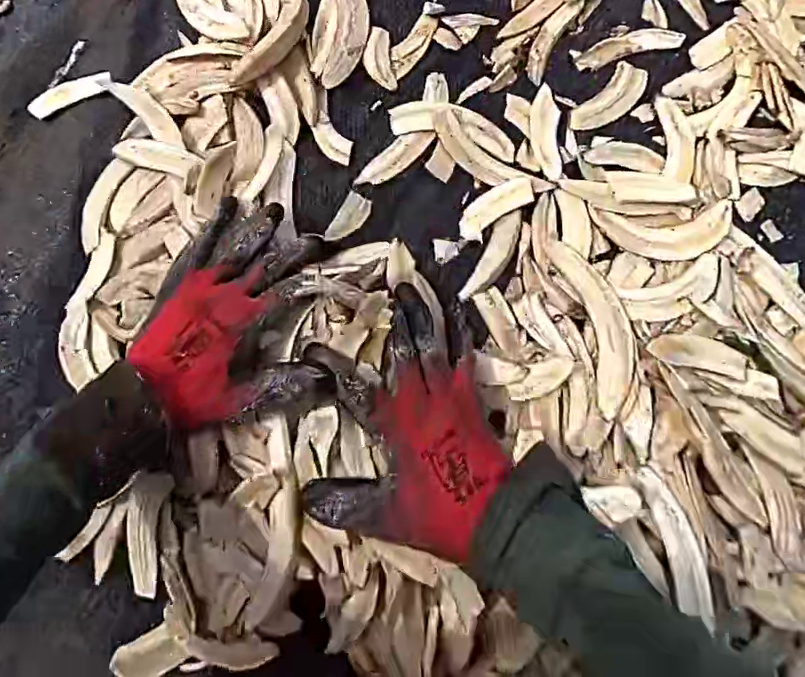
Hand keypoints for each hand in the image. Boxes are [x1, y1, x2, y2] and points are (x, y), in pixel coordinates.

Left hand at [126, 198, 331, 428]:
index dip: (306, 277)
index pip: (284, 291)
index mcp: (243, 319)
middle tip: (311, 238)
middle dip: (289, 251)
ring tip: (274, 211)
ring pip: (234, 247)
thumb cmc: (193, 393)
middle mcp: (225, 294)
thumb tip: (322, 376)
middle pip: (264, 265)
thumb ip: (281, 382)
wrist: (145, 388)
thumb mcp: (240, 396)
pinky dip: (215, 225)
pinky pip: (200, 245)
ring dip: (256, 229)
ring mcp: (201, 281)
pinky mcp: (181, 278)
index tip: (324, 270)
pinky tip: (227, 208)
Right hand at [301, 284, 510, 564]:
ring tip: (408, 287)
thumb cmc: (441, 513)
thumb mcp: (387, 515)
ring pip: (432, 341)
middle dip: (388, 320)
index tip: (311, 349)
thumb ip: (345, 502)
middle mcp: (418, 398)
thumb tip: (305, 497)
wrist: (499, 518)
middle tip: (379, 294)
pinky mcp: (471, 394)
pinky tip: (454, 307)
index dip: (329, 364)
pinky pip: (464, 351)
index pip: (352, 384)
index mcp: (393, 421)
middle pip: (400, 348)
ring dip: (420, 312)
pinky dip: (458, 327)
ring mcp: (448, 392)